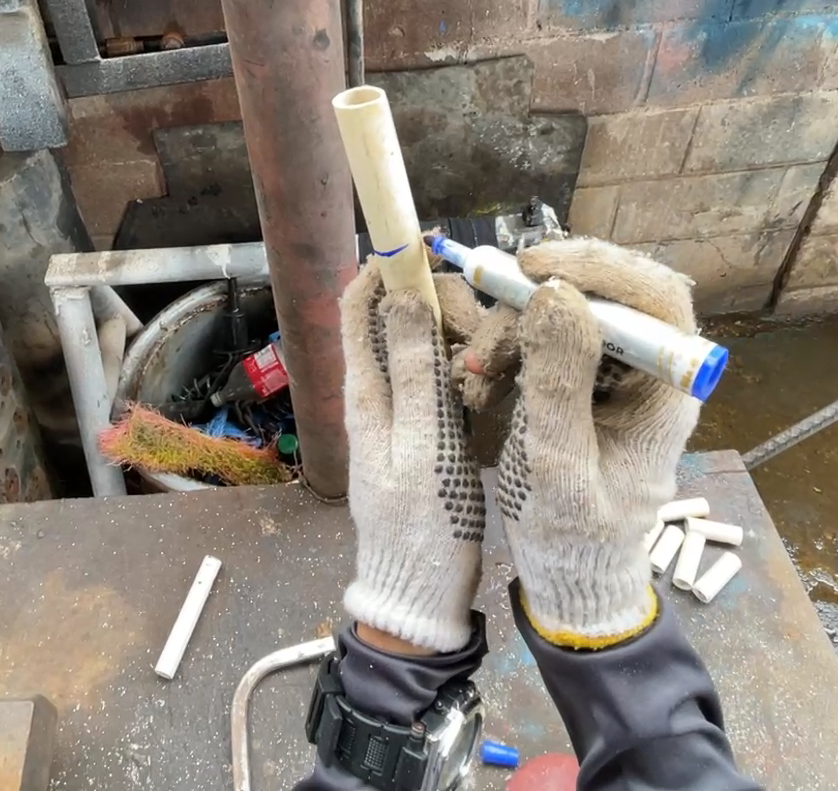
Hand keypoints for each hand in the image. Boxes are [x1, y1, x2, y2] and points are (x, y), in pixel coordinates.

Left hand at [338, 261, 485, 652]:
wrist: (418, 591)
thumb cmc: (423, 523)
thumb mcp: (423, 444)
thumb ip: (412, 372)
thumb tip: (400, 297)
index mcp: (364, 394)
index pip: (355, 309)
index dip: (378, 268)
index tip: (416, 245)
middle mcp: (370, 397)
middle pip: (383, 323)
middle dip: (419, 297)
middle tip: (469, 300)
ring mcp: (391, 416)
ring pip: (408, 350)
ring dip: (439, 329)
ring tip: (482, 328)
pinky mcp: (412, 433)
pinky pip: (427, 381)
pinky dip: (450, 363)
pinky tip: (481, 368)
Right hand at [489, 239, 702, 647]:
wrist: (568, 575)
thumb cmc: (574, 536)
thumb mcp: (558, 466)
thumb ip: (559, 384)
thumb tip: (554, 295)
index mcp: (667, 392)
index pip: (655, 297)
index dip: (599, 268)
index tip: (532, 269)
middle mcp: (646, 371)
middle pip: (601, 296)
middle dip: (533, 307)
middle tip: (485, 347)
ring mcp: (611, 374)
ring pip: (563, 313)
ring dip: (510, 333)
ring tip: (474, 379)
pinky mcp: (577, 381)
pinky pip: (540, 339)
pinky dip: (504, 352)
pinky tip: (479, 386)